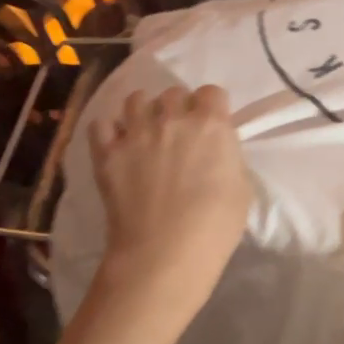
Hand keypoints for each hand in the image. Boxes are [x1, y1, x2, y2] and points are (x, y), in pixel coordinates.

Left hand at [87, 86, 251, 313]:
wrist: (165, 251)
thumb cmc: (216, 224)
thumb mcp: (242, 186)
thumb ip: (227, 157)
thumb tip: (215, 152)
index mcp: (211, 125)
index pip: (212, 92)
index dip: (213, 106)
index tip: (213, 123)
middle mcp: (172, 119)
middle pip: (174, 93)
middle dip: (179, 106)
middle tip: (181, 129)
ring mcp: (136, 134)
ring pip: (136, 99)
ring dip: (145, 110)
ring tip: (148, 129)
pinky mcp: (107, 153)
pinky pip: (101, 123)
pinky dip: (110, 128)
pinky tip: (118, 142)